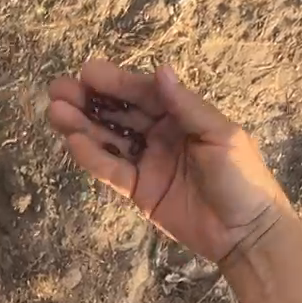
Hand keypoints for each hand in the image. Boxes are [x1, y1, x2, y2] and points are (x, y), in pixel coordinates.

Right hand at [47, 59, 293, 267]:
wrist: (247, 232)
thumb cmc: (243, 178)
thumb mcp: (221, 135)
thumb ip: (187, 106)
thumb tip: (161, 70)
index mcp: (182, 116)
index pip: (143, 93)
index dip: (115, 82)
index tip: (87, 72)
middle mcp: (160, 135)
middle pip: (119, 113)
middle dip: (88, 100)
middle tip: (57, 89)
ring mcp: (147, 163)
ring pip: (109, 139)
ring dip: (82, 125)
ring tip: (54, 112)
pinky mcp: (139, 191)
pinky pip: (111, 170)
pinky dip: (92, 157)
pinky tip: (71, 142)